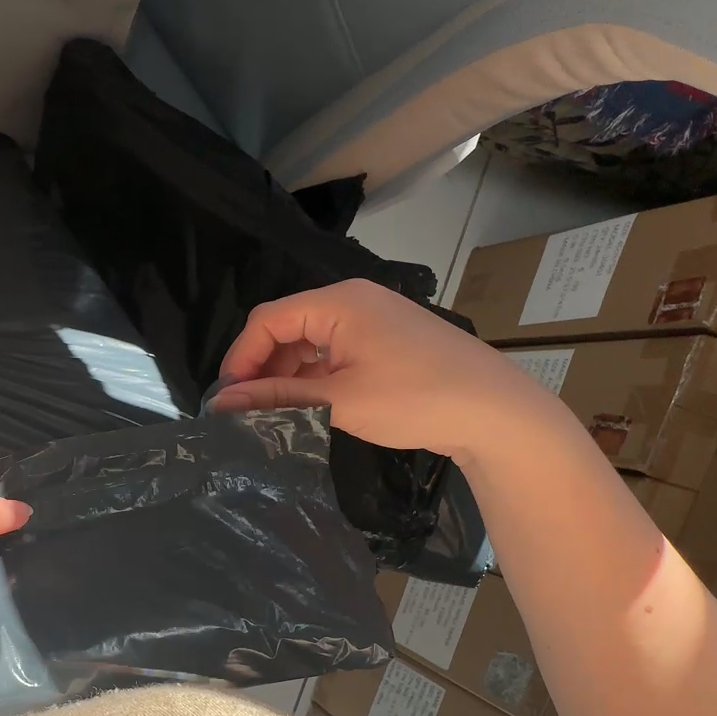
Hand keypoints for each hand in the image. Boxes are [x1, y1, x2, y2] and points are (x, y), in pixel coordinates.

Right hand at [207, 280, 564, 462]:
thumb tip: (220, 404)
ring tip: (272, 413)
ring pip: (306, 343)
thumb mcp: (337, 402)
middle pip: (284, 327)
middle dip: (259, 367)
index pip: (267, 320)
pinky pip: (330, 353)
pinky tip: (305, 407)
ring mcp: (370, 321)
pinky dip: (310, 378)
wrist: (496, 412)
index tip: (226, 400)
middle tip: (245, 410)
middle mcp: (352, 302)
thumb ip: (275, 399)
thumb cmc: (415, 398)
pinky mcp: (383, 342)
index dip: (239, 358)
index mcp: (339, 302)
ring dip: (283, 375)